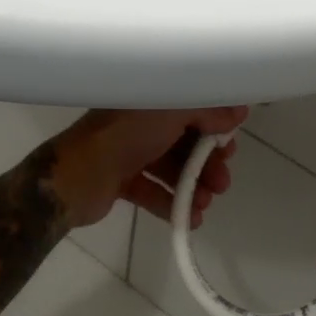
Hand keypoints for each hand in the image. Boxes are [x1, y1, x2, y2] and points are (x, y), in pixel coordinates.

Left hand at [50, 108, 249, 228]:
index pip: (191, 106)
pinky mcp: (121, 180)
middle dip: (207, 160)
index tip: (232, 140)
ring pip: (171, 166)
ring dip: (193, 184)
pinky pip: (154, 189)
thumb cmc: (126, 135)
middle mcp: (140, 121)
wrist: (76, 176)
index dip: (214, 123)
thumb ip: (207, 110)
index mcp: (151, 98)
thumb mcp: (173, 112)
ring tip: (205, 203)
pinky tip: (190, 218)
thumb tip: (238, 111)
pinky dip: (173, 203)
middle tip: (223, 179)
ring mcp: (129, 151)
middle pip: (184, 138)